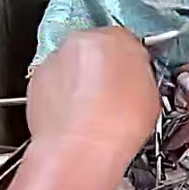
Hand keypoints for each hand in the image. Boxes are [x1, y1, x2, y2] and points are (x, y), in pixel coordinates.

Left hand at [26, 27, 158, 171]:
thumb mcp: (152, 97)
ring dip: (83, 80)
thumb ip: (142, 76)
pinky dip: (65, 94)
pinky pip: (56, 82)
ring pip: (74, 65)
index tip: (135, 77)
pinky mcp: (36, 80)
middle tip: (118, 95)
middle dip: (106, 67)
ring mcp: (56, 60)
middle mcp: (82, 42)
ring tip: (97, 110)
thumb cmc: (118, 126)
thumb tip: (136, 79)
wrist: (81, 149)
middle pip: (97, 48)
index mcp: (116, 39)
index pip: (128, 40)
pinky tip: (79, 116)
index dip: (133, 61)